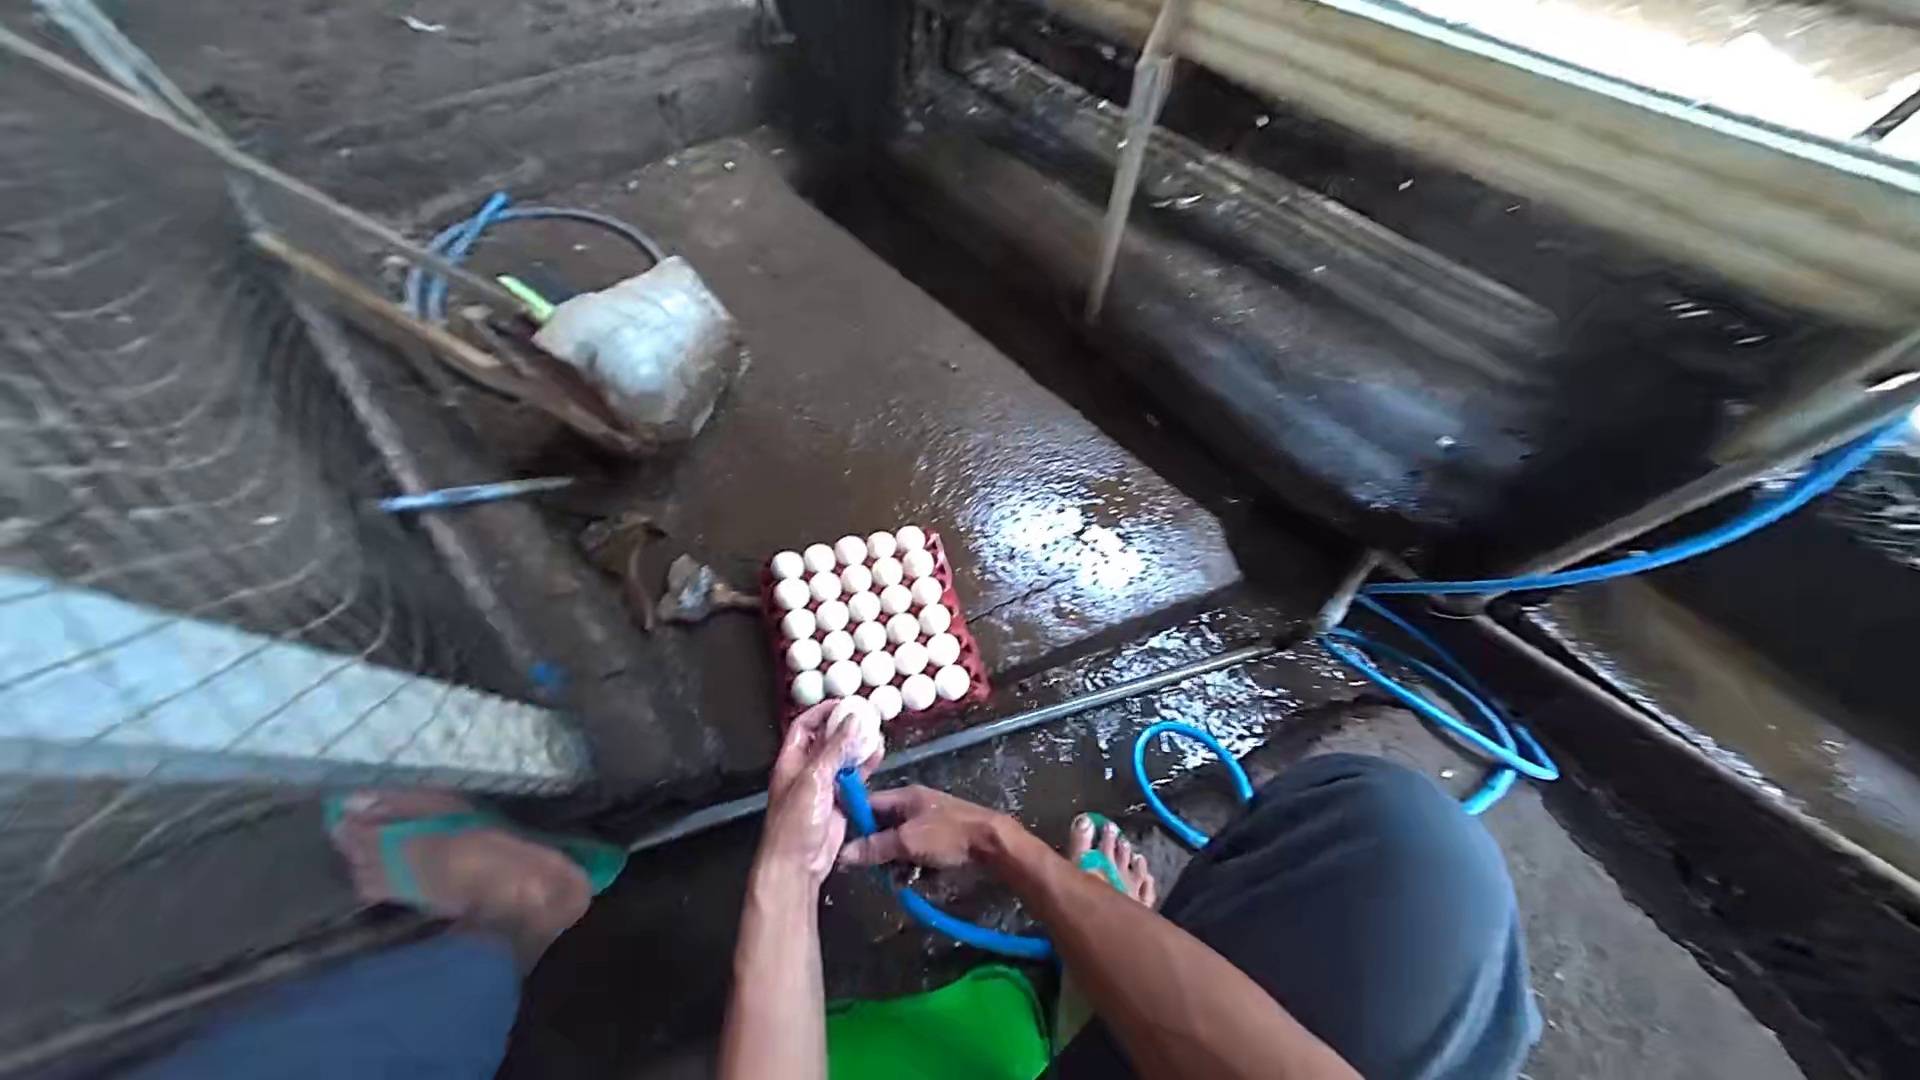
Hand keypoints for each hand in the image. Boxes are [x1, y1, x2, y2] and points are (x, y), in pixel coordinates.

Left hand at [757, 701, 880, 891]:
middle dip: (844, 726)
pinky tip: (877, 754)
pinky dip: (865, 766)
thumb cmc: (794, 823)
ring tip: (875, 732)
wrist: (797, 865)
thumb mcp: (814, 779)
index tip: (843, 703)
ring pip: (843, 758)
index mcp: (791, 761)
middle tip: (865, 714)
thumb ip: (835, 749)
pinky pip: (854, 778)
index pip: (803, 726)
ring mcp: (823, 786)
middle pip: (826, 740)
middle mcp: (806, 770)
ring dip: (858, 745)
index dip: (821, 712)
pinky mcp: (839, 801)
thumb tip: (852, 721)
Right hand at [836, 785, 1012, 869]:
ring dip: (896, 863)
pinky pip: (914, 854)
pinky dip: (913, 866)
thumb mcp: (908, 842)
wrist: (991, 844)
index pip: (868, 802)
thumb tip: (842, 854)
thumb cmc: (948, 836)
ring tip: (902, 879)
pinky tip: (917, 879)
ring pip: (897, 844)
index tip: (837, 842)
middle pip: (881, 827)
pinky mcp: (937, 841)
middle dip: (877, 850)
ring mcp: (926, 823)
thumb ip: (875, 847)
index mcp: (905, 796)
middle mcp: (913, 805)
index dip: (852, 820)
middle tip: (875, 870)